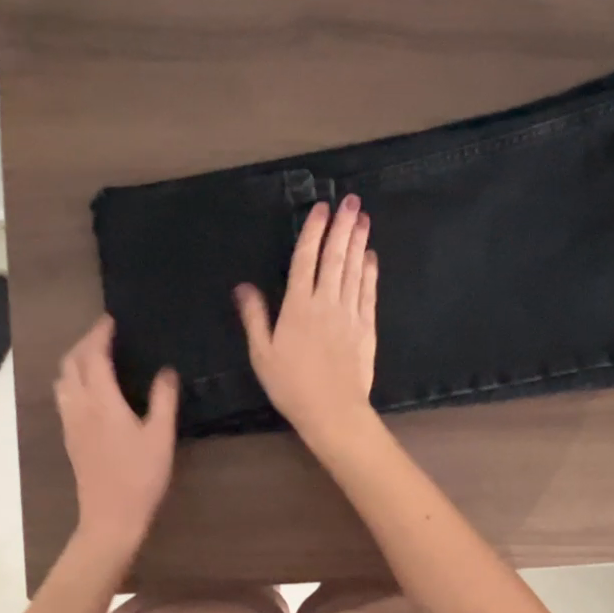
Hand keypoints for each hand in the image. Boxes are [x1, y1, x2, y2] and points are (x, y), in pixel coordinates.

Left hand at [55, 315, 178, 551]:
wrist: (110, 517)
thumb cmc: (140, 477)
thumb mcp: (161, 437)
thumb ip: (163, 400)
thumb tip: (166, 371)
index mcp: (102, 401)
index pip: (94, 356)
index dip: (100, 334)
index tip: (111, 320)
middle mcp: (79, 406)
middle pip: (71, 363)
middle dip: (84, 342)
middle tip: (104, 334)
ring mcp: (70, 422)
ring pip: (63, 379)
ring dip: (75, 360)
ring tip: (95, 356)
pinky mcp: (70, 437)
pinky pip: (63, 396)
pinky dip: (72, 379)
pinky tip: (89, 388)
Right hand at [234, 194, 378, 443]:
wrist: (333, 411)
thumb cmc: (291, 385)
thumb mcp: (262, 354)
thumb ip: (255, 317)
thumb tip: (243, 287)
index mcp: (298, 306)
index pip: (305, 260)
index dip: (313, 232)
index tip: (322, 209)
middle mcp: (326, 302)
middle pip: (335, 257)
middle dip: (343, 227)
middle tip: (352, 201)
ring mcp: (350, 313)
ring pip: (354, 270)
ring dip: (358, 242)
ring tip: (363, 218)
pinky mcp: (366, 327)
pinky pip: (368, 292)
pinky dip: (370, 272)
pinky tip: (371, 256)